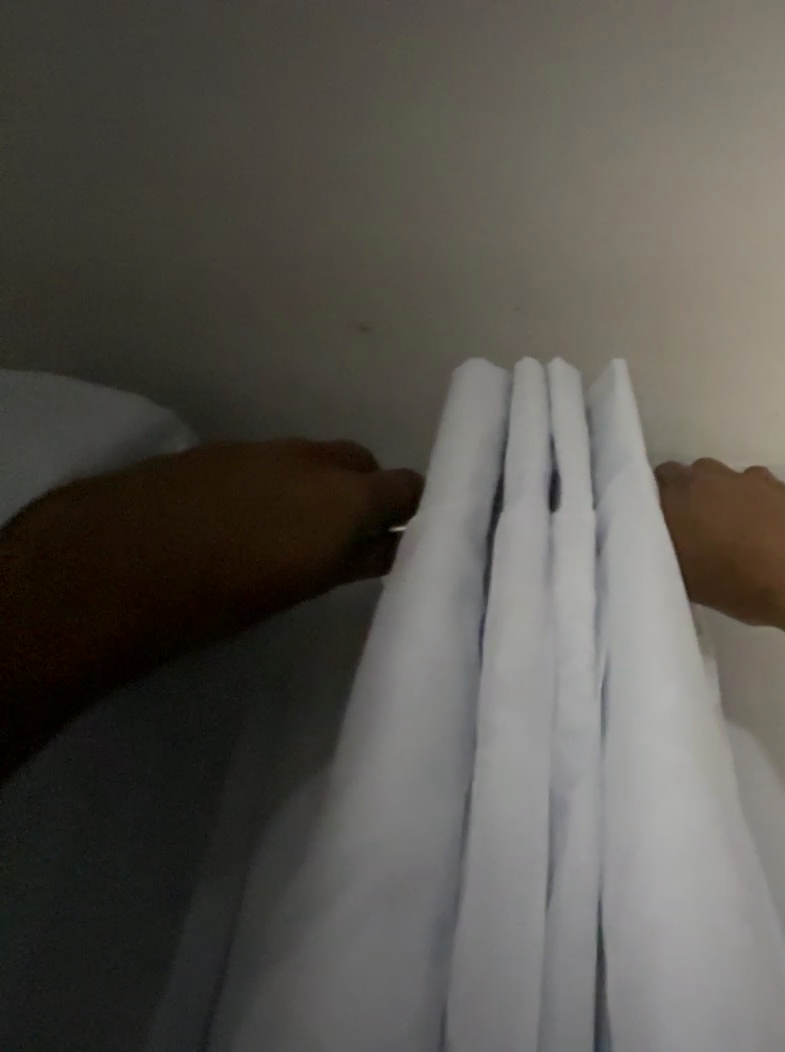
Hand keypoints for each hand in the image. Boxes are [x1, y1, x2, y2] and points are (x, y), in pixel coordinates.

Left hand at [1, 439, 421, 773]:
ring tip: (288, 526)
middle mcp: (311, 461)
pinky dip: (266, 483)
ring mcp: (255, 451)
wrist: (99, 574)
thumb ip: (362, 558)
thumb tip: (396, 546)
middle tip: (346, 531)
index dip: (412, 508)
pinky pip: (259, 462)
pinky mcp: (206, 453)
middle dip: (363, 490)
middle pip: (361, 463)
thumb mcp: (310, 585)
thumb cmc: (224, 594)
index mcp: (349, 495)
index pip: (410, 486)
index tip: (401, 534)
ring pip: (308, 460)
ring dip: (313, 485)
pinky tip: (238, 518)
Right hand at [654, 458, 784, 629]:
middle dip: (691, 495)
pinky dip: (757, 501)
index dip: (659, 502)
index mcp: (676, 500)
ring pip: (725, 480)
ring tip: (736, 530)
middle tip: (698, 528)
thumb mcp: (690, 583)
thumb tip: (675, 544)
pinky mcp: (779, 485)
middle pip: (690, 477)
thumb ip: (673, 553)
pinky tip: (766, 528)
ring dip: (725, 497)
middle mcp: (708, 479)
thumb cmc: (741, 585)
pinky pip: (758, 487)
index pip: (651, 484)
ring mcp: (746, 479)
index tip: (666, 523)